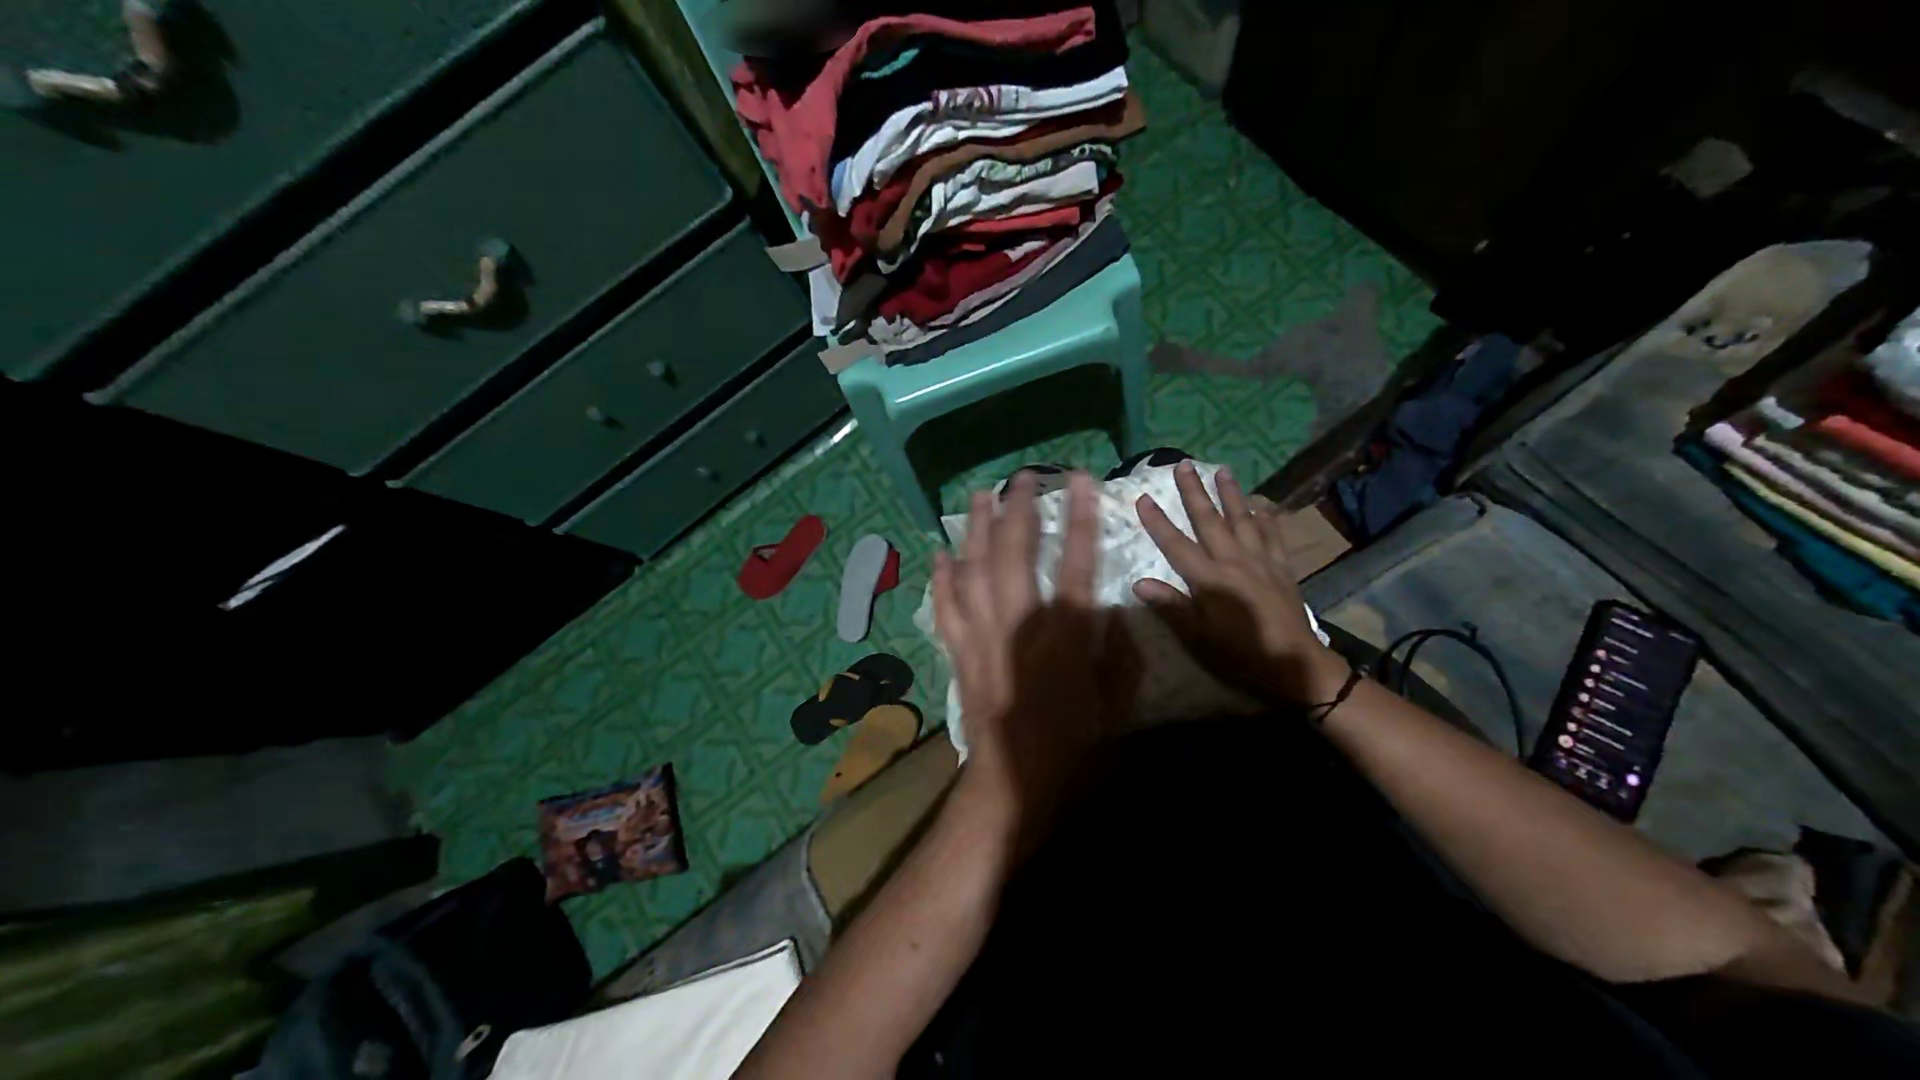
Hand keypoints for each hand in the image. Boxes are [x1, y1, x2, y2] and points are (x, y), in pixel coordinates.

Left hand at [932, 471, 1135, 850]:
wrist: (1013, 784)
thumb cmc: (1072, 746)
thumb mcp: (1114, 703)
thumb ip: (1116, 652)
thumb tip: (1110, 608)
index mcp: (1063, 636)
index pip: (1075, 563)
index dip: (1079, 518)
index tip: (1080, 481)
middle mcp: (1019, 625)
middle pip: (1015, 554)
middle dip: (1020, 510)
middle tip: (1022, 478)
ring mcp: (982, 637)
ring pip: (975, 571)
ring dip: (978, 530)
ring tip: (981, 496)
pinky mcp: (959, 653)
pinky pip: (945, 606)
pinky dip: (943, 578)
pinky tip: (941, 554)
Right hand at [1133, 462, 1348, 707]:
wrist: (1293, 662)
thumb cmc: (1239, 652)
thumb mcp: (1199, 636)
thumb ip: (1171, 606)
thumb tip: (1138, 582)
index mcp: (1209, 579)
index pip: (1176, 544)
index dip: (1158, 521)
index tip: (1144, 497)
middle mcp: (1234, 561)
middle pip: (1210, 520)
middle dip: (1194, 492)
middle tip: (1183, 465)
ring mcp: (1261, 561)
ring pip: (1243, 519)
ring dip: (1231, 494)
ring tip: (1222, 470)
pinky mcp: (1281, 567)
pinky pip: (1273, 534)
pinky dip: (1267, 517)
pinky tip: (1262, 504)